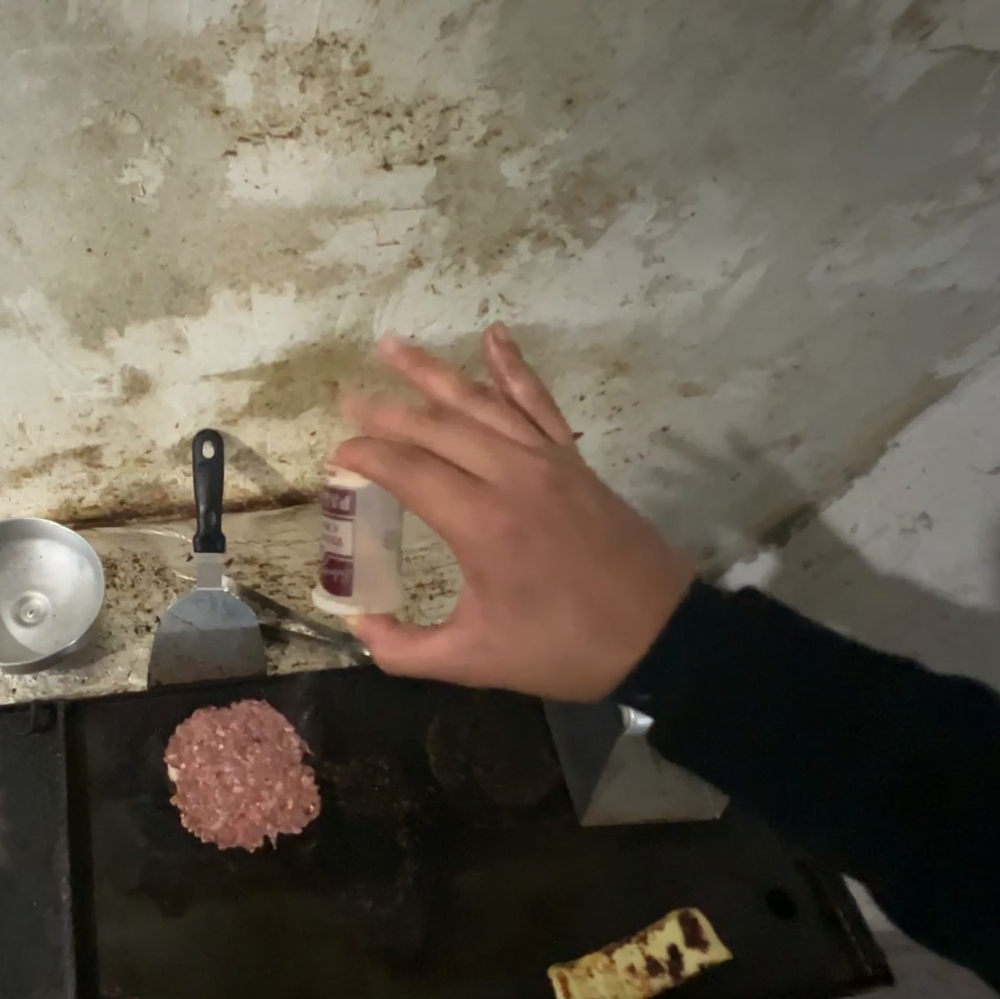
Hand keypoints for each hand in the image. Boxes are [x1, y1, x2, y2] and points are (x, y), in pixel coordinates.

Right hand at [334, 324, 694, 701]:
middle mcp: (510, 476)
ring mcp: (547, 460)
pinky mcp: (572, 460)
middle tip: (346, 396)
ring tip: (392, 345)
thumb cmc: (563, 648)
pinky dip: (513, 367)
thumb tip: (357, 626)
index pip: (407, 469)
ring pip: (480, 401)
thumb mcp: (473, 662)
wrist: (661, 635)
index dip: (365, 455)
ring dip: (432, 372)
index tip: (337, 456)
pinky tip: (494, 336)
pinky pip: (537, 401)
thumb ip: (404, 649)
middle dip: (384, 408)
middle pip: (435, 426)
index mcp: (481, 523)